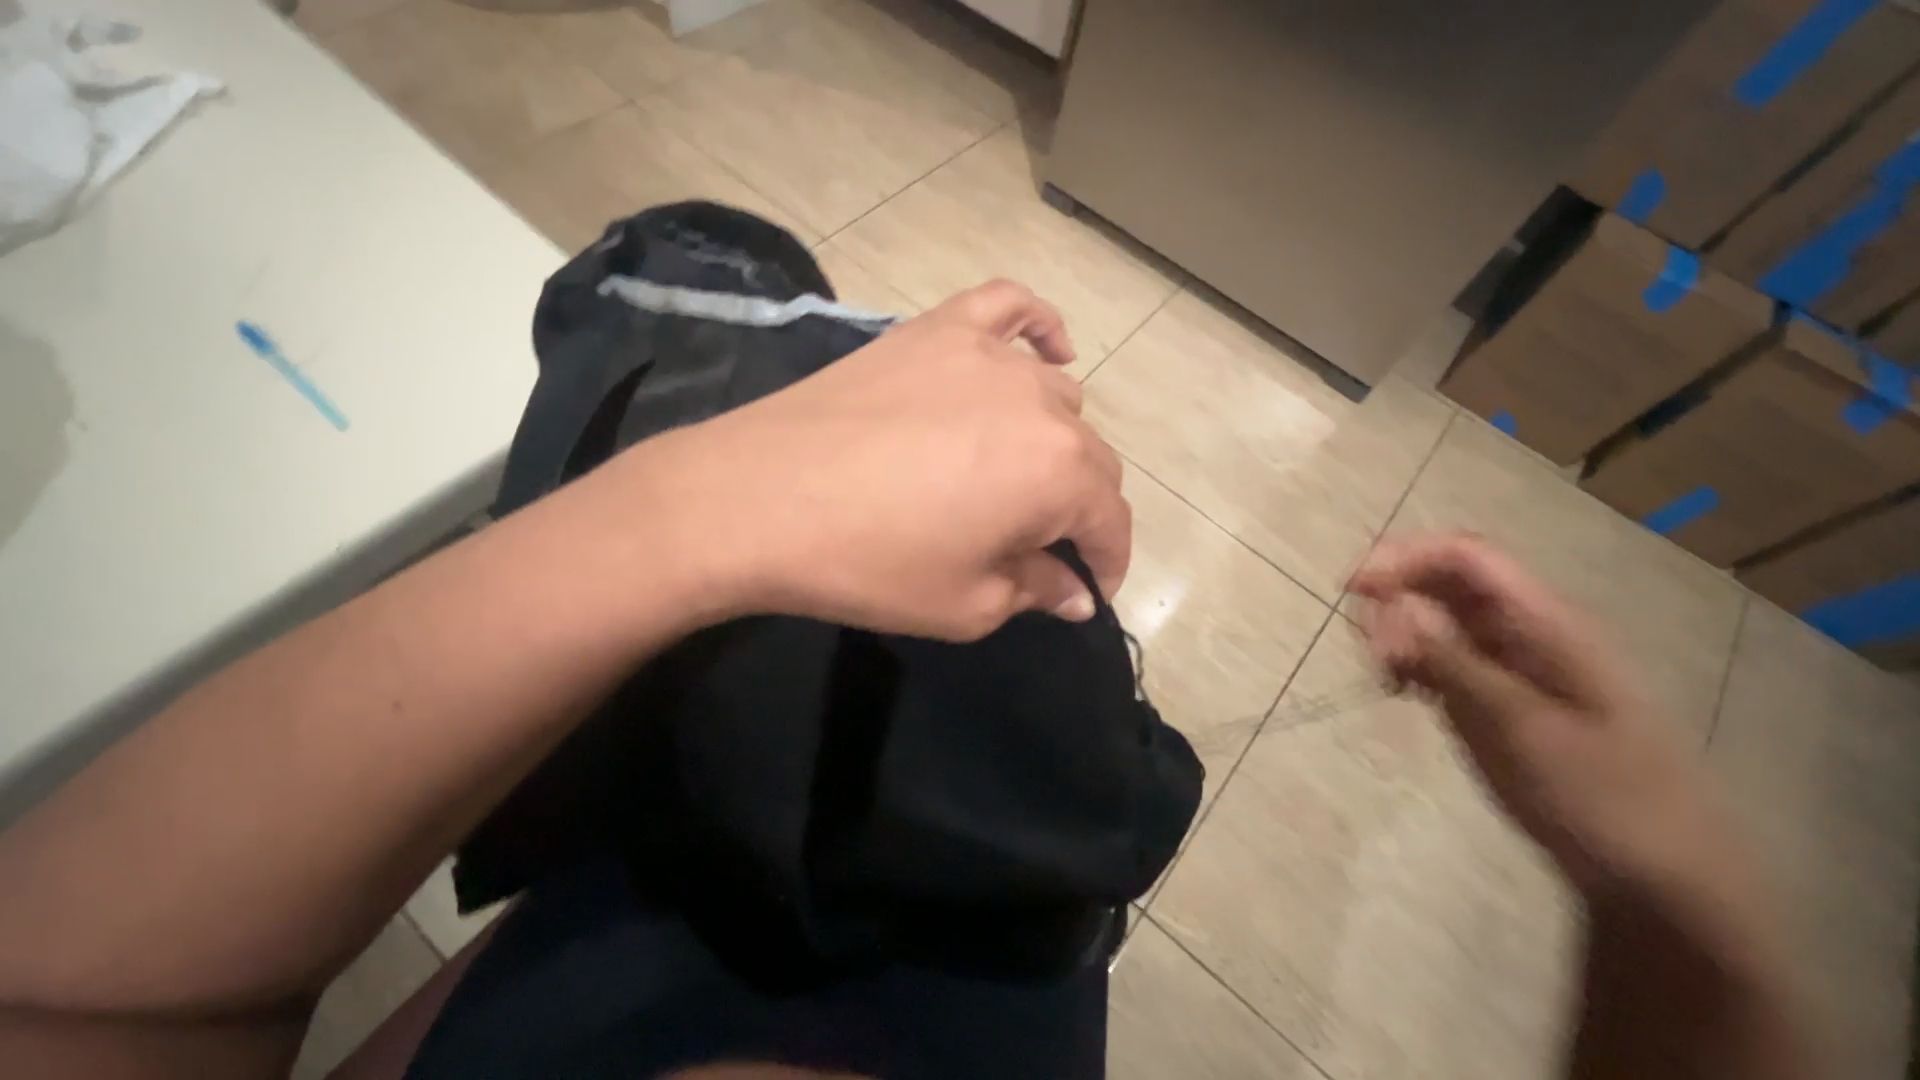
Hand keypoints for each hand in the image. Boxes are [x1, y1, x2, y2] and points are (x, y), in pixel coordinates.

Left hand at [599, 280, 1129, 641]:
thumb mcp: (966, 605)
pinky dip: (1039, 327)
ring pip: (1055, 393)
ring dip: (1053, 438)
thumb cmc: (869, 564)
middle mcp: (1039, 402)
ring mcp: (987, 354)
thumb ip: (1036, 592)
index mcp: (1058, 472)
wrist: (758, 499)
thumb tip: (1076, 592)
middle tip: (1038, 545)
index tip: (1088, 590)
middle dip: (1078, 508)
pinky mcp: (938, 328)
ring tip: (1015, 472)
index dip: (1106, 561)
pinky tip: (1047, 352)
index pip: (1110, 519)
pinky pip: (1011, 308)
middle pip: (1089, 456)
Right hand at [1347, 534, 1730, 894]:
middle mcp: (1526, 632)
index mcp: (1549, 625)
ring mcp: (1511, 667)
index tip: (1353, 589)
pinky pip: (1442, 659)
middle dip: (1395, 599)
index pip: (1467, 558)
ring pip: (1438, 619)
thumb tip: (1393, 604)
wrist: (1658, 876)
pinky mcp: (1497, 700)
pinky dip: (1409, 663)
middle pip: (1446, 581)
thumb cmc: (1603, 798)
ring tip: (1384, 677)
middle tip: (1372, 654)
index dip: (1405, 557)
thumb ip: (1455, 663)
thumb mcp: (1523, 729)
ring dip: (1398, 632)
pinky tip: (1397, 691)